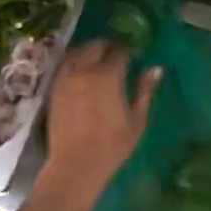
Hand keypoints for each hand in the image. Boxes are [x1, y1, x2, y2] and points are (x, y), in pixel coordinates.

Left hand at [38, 43, 161, 210]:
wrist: (76, 164)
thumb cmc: (112, 145)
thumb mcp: (137, 120)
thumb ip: (145, 91)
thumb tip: (156, 69)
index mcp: (108, 76)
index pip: (119, 52)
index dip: (127, 52)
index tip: (133, 57)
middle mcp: (85, 70)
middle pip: (95, 47)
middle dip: (107, 47)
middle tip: (116, 55)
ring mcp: (66, 78)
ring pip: (77, 53)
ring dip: (89, 51)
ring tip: (98, 59)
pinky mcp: (54, 88)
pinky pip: (64, 65)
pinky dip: (74, 61)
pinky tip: (81, 70)